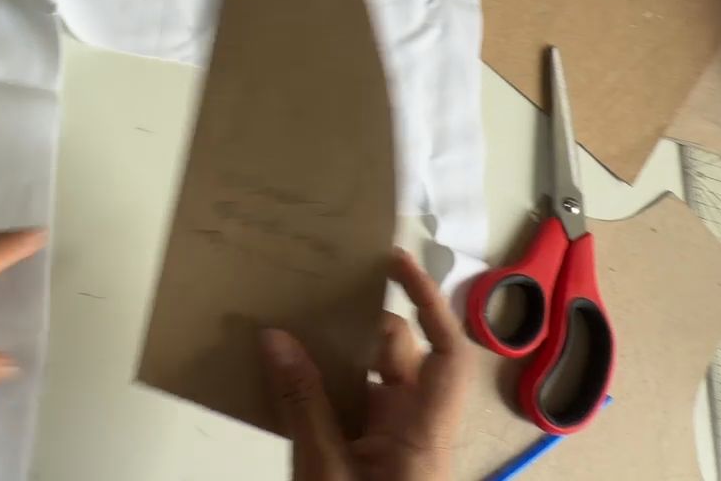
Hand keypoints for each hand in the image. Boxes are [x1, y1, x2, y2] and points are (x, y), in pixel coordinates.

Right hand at [260, 249, 471, 480]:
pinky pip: (344, 402)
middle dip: (353, 321)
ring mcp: (389, 442)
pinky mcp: (365, 455)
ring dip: (328, 351)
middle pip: (395, 353)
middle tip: (308, 290)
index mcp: (422, 432)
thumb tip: (275, 335)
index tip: (393, 261)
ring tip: (284, 322)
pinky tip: (277, 372)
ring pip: (365, 375)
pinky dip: (315, 382)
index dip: (428, 302)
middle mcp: (413, 428)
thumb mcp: (326, 473)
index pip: (445, 354)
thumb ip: (302, 404)